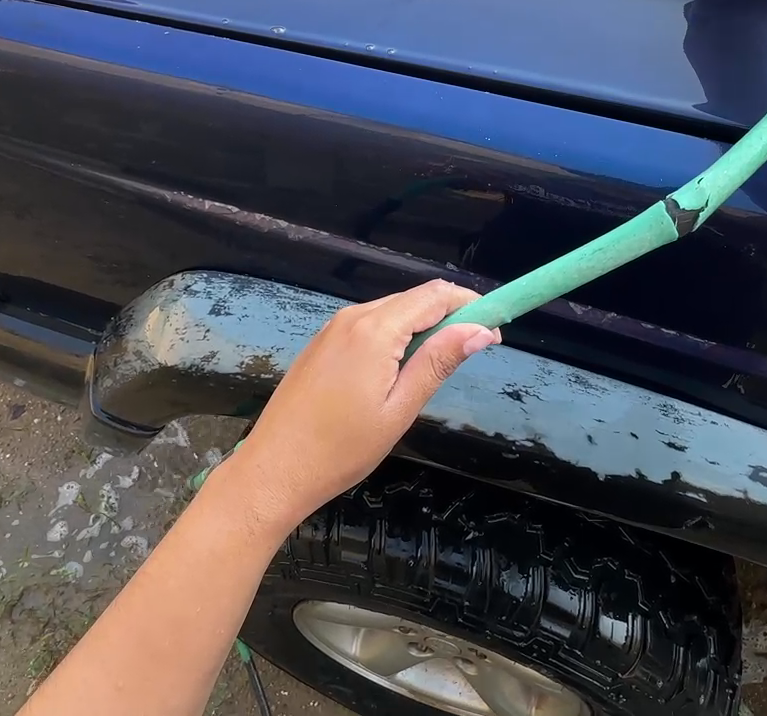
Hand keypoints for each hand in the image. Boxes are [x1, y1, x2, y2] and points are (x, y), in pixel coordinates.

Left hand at [224, 281, 498, 529]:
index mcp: (375, 329)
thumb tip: (480, 329)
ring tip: (440, 364)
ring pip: (392, 310)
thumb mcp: (400, 409)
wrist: (273, 471)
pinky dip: (396, 334)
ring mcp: (334, 328)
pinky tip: (400, 368)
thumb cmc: (341, 449)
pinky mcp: (323, 343)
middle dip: (449, 315)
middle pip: (414, 299)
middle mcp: (354, 317)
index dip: (470, 305)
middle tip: (474, 349)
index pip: (435, 296)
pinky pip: (370, 324)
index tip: (494, 329)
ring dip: (423, 326)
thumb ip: (438, 362)